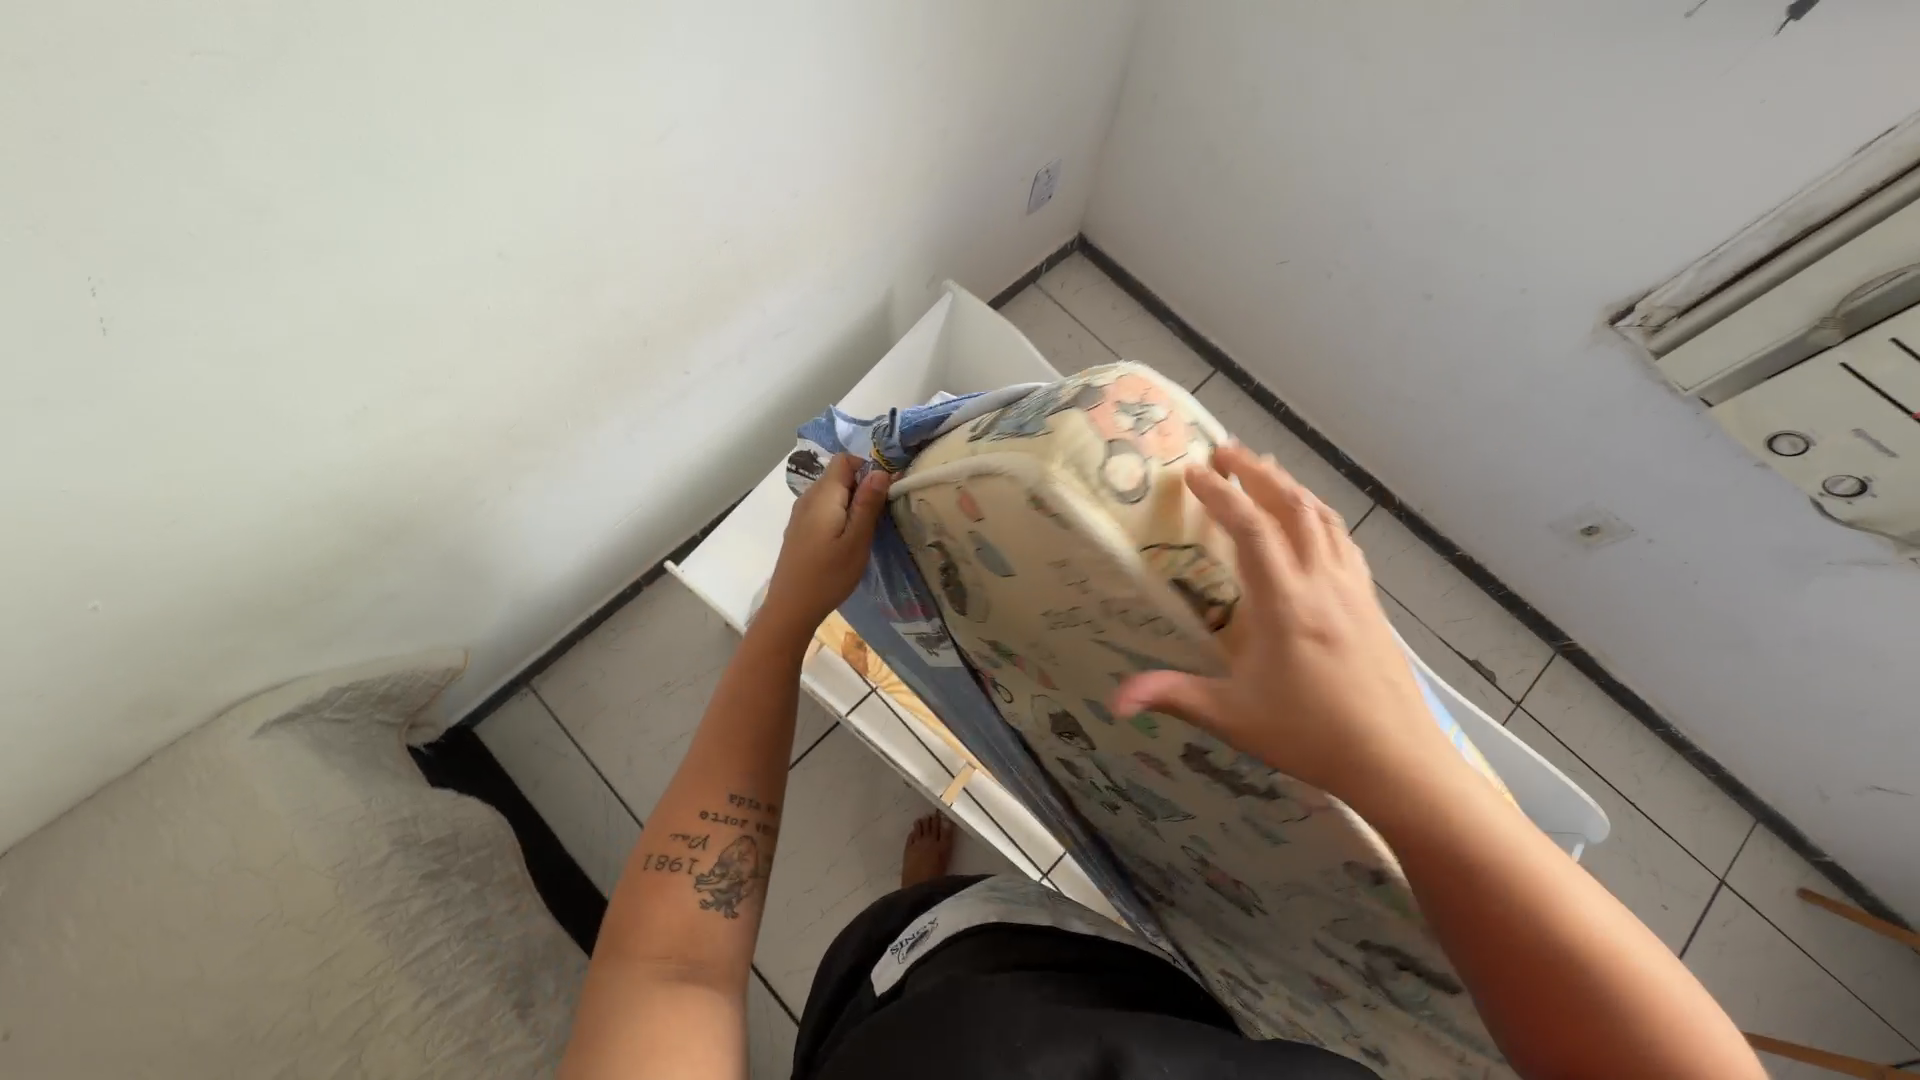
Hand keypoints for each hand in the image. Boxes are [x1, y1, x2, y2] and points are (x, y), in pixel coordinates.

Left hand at [759, 454, 890, 638]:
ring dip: (851, 503)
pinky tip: (845, 541)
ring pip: (831, 493)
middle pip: (838, 476)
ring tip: (865, 530)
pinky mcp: (799, 530)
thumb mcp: (857, 540)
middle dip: (862, 487)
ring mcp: (800, 514)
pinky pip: (822, 509)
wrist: (791, 608)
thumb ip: (868, 503)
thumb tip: (881, 470)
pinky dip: (838, 515)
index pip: (845, 460)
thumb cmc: (829, 575)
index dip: (867, 468)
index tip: (884, 492)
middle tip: (879, 516)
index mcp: (823, 495)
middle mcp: (807, 498)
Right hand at [1111, 442, 1447, 798]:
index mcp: (1285, 603)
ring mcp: (1352, 589)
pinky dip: (1319, 515)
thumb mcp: (1232, 716)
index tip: (1191, 473)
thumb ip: (1173, 695)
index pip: (1249, 528)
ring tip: (1262, 469)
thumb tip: (1115, 699)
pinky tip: (1310, 519)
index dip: (1219, 494)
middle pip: (1291, 506)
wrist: (1396, 760)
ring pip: (1323, 517)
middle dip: (1255, 472)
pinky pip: (1343, 540)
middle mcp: (1321, 583)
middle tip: (1223, 450)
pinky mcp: (1370, 602)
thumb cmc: (1310, 735)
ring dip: (1290, 486)